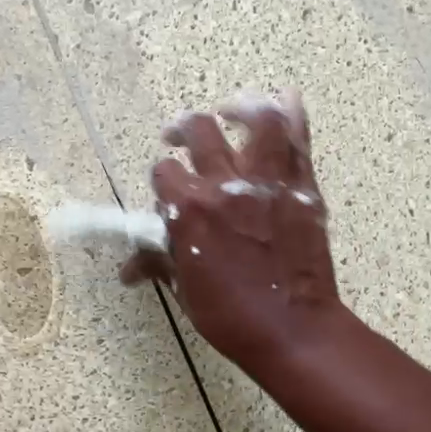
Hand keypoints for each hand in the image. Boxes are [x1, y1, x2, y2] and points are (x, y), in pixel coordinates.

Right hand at [120, 90, 347, 371]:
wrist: (293, 330)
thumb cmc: (231, 316)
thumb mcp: (185, 289)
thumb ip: (158, 263)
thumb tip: (128, 269)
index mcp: (190, 210)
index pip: (163, 171)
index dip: (162, 178)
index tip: (168, 191)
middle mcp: (226, 186)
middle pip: (199, 130)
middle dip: (183, 128)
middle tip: (181, 136)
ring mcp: (268, 183)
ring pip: (257, 119)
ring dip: (241, 108)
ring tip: (231, 112)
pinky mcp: (302, 187)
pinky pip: (298, 138)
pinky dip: (292, 114)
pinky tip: (283, 101)